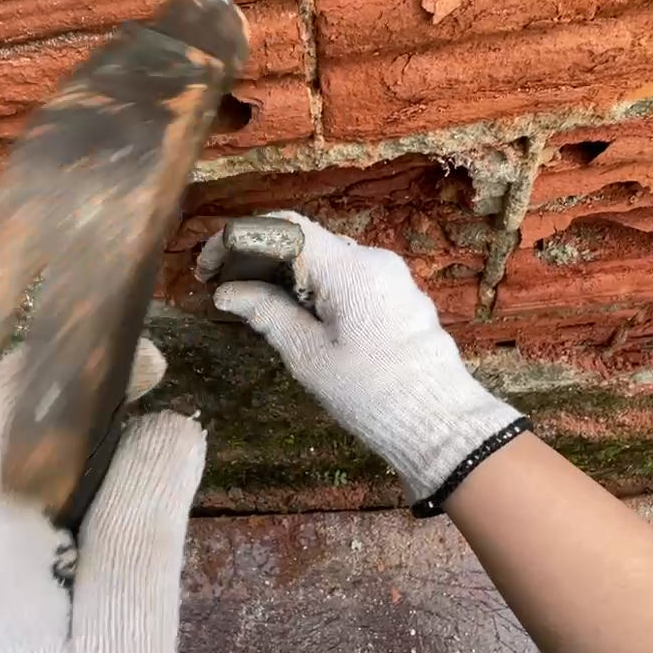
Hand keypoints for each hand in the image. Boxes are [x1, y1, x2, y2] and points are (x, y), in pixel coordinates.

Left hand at [0, 344, 203, 652]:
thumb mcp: (128, 649)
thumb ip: (144, 529)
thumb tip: (168, 423)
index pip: (9, 397)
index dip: (81, 365)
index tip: (141, 368)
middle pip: (2, 434)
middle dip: (78, 432)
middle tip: (139, 463)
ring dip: (48, 485)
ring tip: (92, 556)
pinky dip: (15, 518)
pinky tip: (45, 581)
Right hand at [203, 211, 521, 508]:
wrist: (441, 425)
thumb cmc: (371, 393)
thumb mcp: (308, 356)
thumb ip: (268, 314)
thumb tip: (228, 292)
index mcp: (350, 269)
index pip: (286, 228)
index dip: (240, 239)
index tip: (210, 265)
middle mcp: (374, 260)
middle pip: (306, 242)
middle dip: (261, 259)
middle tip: (226, 288)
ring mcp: (391, 277)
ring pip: (327, 261)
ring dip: (288, 276)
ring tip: (257, 306)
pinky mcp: (398, 297)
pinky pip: (349, 279)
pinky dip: (316, 289)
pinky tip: (298, 317)